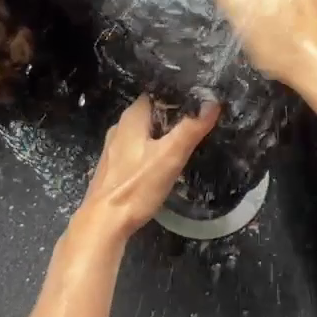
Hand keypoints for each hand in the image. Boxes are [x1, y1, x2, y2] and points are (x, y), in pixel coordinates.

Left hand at [75, 95, 219, 240]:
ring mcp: (114, 149)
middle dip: (172, 117)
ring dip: (161, 136)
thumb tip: (212, 103)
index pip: (155, 94)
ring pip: (142, 134)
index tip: (199, 99)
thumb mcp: (170, 156)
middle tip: (198, 121)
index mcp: (131, 118)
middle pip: (150, 114)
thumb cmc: (136, 186)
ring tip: (185, 140)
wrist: (104, 222)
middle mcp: (119, 128)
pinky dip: (151, 151)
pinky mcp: (114, 168)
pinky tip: (163, 162)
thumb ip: (190, 130)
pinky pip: (136, 150)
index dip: (176, 95)